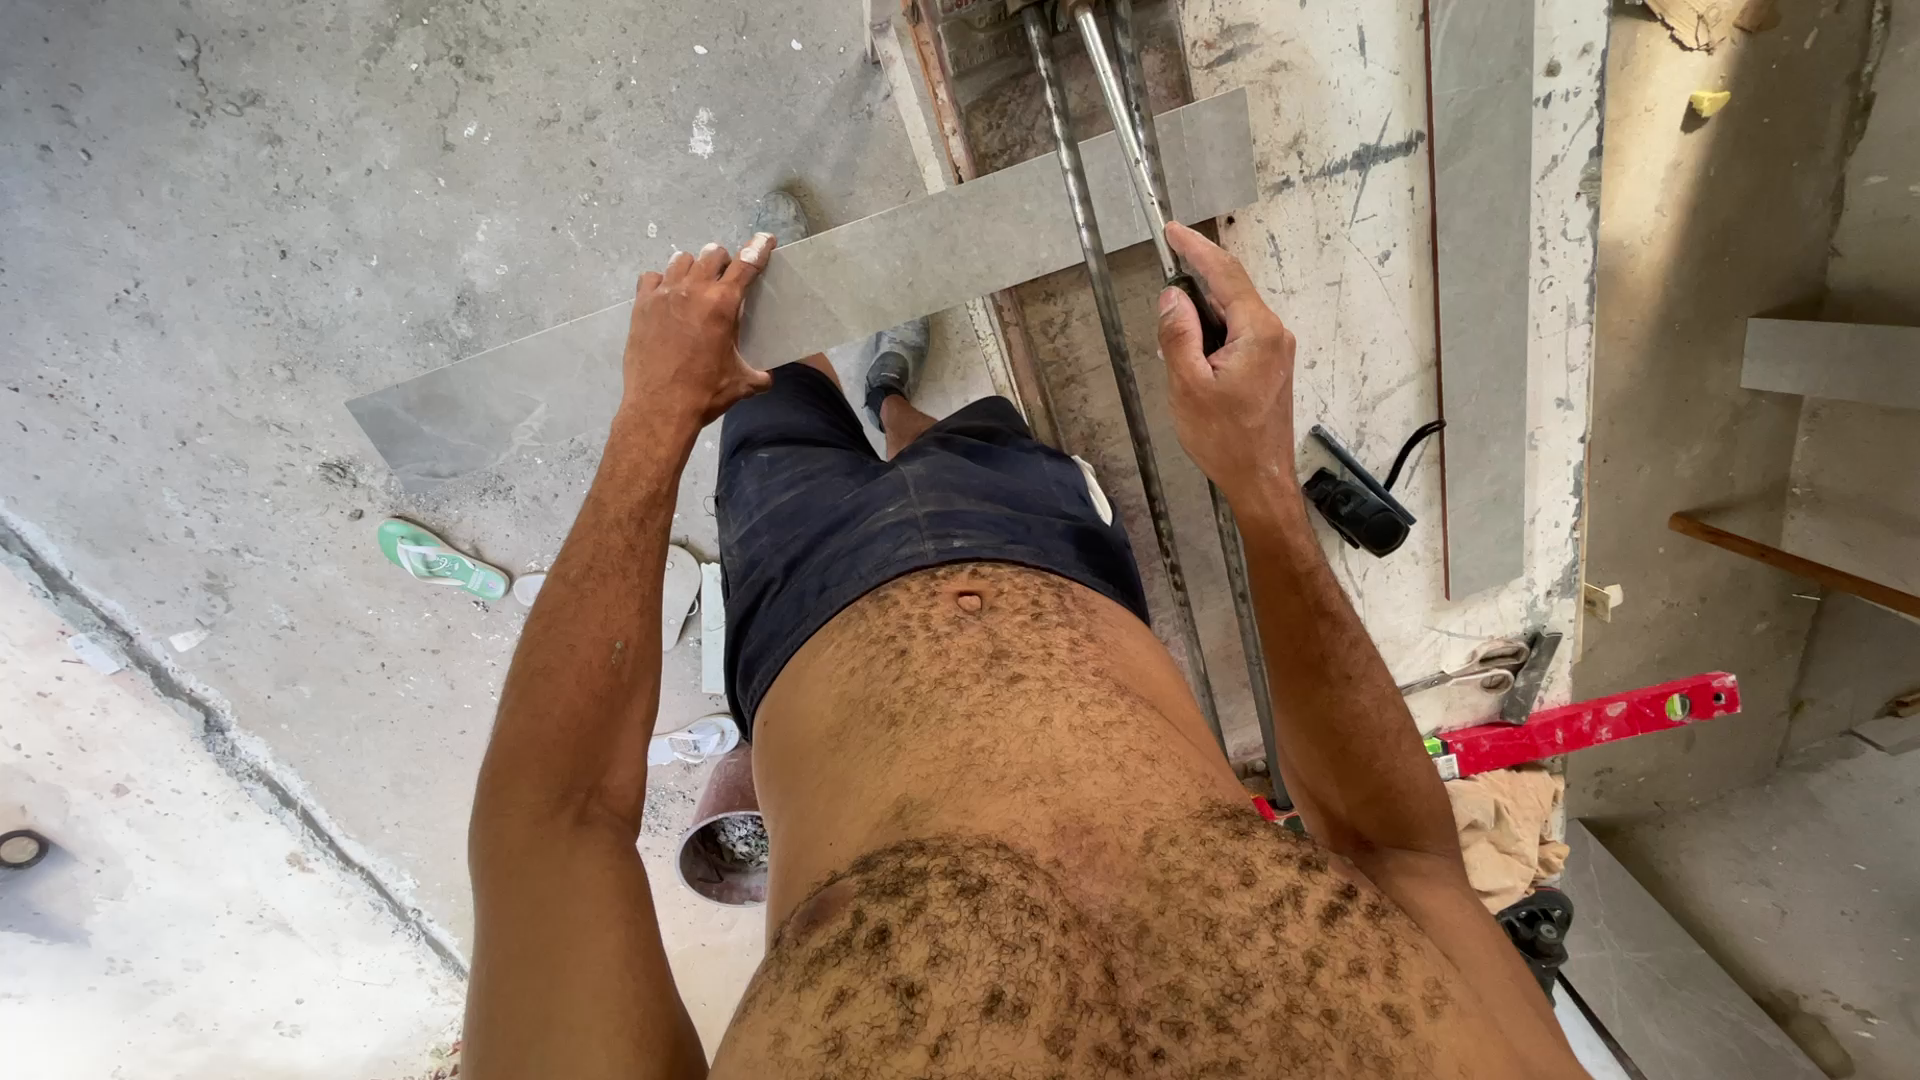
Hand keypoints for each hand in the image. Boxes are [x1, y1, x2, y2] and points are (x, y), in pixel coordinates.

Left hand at [618, 234, 776, 433]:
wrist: (661, 406)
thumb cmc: (706, 393)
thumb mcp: (742, 384)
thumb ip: (760, 375)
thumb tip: (767, 378)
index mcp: (723, 305)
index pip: (746, 264)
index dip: (758, 248)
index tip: (765, 239)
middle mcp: (694, 290)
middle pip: (713, 254)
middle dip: (724, 261)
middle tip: (726, 277)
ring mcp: (664, 294)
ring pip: (682, 260)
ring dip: (694, 267)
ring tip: (696, 285)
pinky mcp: (642, 305)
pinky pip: (653, 277)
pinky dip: (663, 282)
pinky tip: (668, 298)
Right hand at [1156, 221, 1298, 506]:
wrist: (1260, 478)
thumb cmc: (1223, 438)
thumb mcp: (1188, 386)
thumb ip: (1179, 335)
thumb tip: (1172, 296)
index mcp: (1258, 331)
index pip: (1225, 275)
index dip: (1196, 249)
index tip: (1171, 231)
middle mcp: (1274, 333)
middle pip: (1229, 293)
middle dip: (1194, 289)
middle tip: (1164, 299)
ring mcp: (1275, 351)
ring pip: (1232, 317)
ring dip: (1200, 320)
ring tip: (1176, 346)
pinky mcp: (1270, 367)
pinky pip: (1238, 336)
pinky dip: (1212, 337)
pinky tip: (1193, 357)